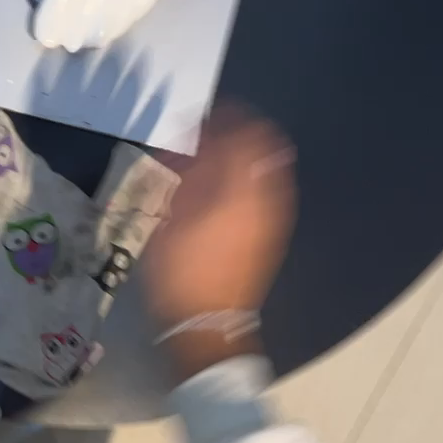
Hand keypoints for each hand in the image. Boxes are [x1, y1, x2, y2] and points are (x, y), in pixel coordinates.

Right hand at [147, 110, 297, 380]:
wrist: (207, 326)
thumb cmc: (180, 277)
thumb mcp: (170, 224)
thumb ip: (185, 179)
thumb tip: (186, 147)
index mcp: (238, 188)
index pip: (238, 133)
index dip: (219, 119)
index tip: (199, 116)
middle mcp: (265, 196)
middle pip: (260, 145)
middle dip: (236, 133)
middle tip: (210, 134)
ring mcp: (273, 216)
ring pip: (266, 168)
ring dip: (244, 157)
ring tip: (216, 161)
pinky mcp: (271, 234)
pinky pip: (266, 192)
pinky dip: (249, 180)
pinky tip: (226, 191)